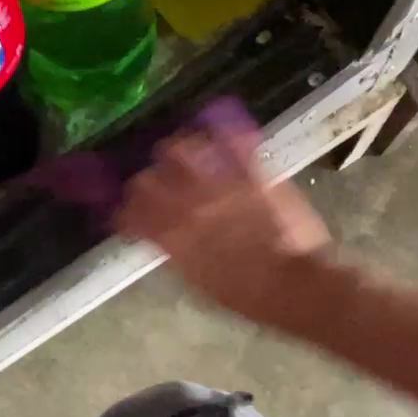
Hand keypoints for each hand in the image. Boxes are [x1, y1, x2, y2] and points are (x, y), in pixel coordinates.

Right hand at [116, 99, 332, 323]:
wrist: (292, 286)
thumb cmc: (246, 296)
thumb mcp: (199, 282)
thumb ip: (177, 254)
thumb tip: (164, 239)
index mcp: (172, 240)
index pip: (132, 213)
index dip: (125, 207)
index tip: (125, 205)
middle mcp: (189, 209)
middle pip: (148, 179)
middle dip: (144, 178)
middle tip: (150, 178)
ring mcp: (221, 188)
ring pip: (182, 150)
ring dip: (176, 148)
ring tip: (179, 148)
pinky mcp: (252, 175)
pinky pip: (233, 143)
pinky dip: (223, 129)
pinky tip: (216, 120)